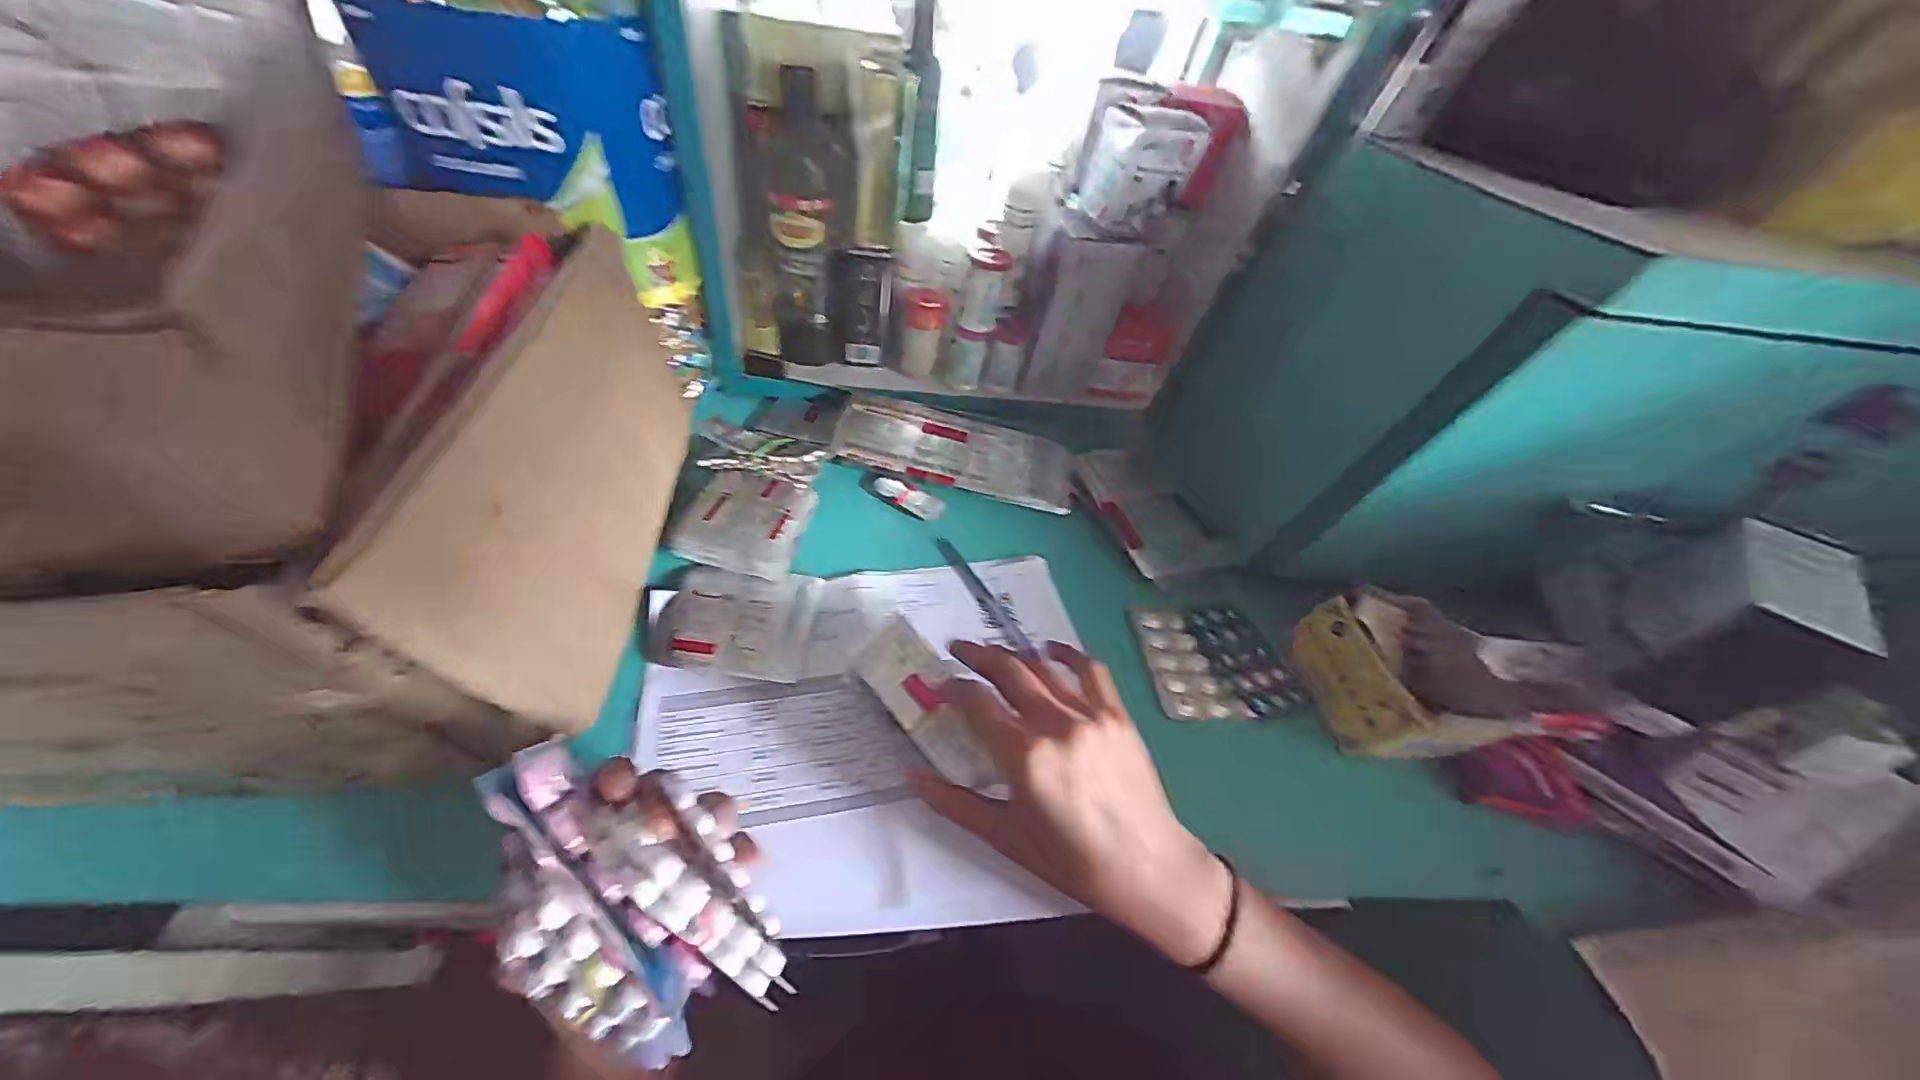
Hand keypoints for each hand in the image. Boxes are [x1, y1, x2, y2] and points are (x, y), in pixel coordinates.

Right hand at [914, 641, 1232, 965]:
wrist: (1147, 868)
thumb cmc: (1072, 861)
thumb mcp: (1005, 836)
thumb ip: (955, 803)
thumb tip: (913, 777)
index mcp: (1025, 756)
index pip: (977, 702)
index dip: (953, 687)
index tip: (939, 682)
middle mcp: (1056, 725)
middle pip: (1008, 672)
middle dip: (977, 656)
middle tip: (958, 649)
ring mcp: (1090, 716)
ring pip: (1043, 668)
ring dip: (1014, 654)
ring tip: (994, 651)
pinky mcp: (1117, 716)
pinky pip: (1091, 670)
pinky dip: (1068, 654)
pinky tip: (1051, 649)